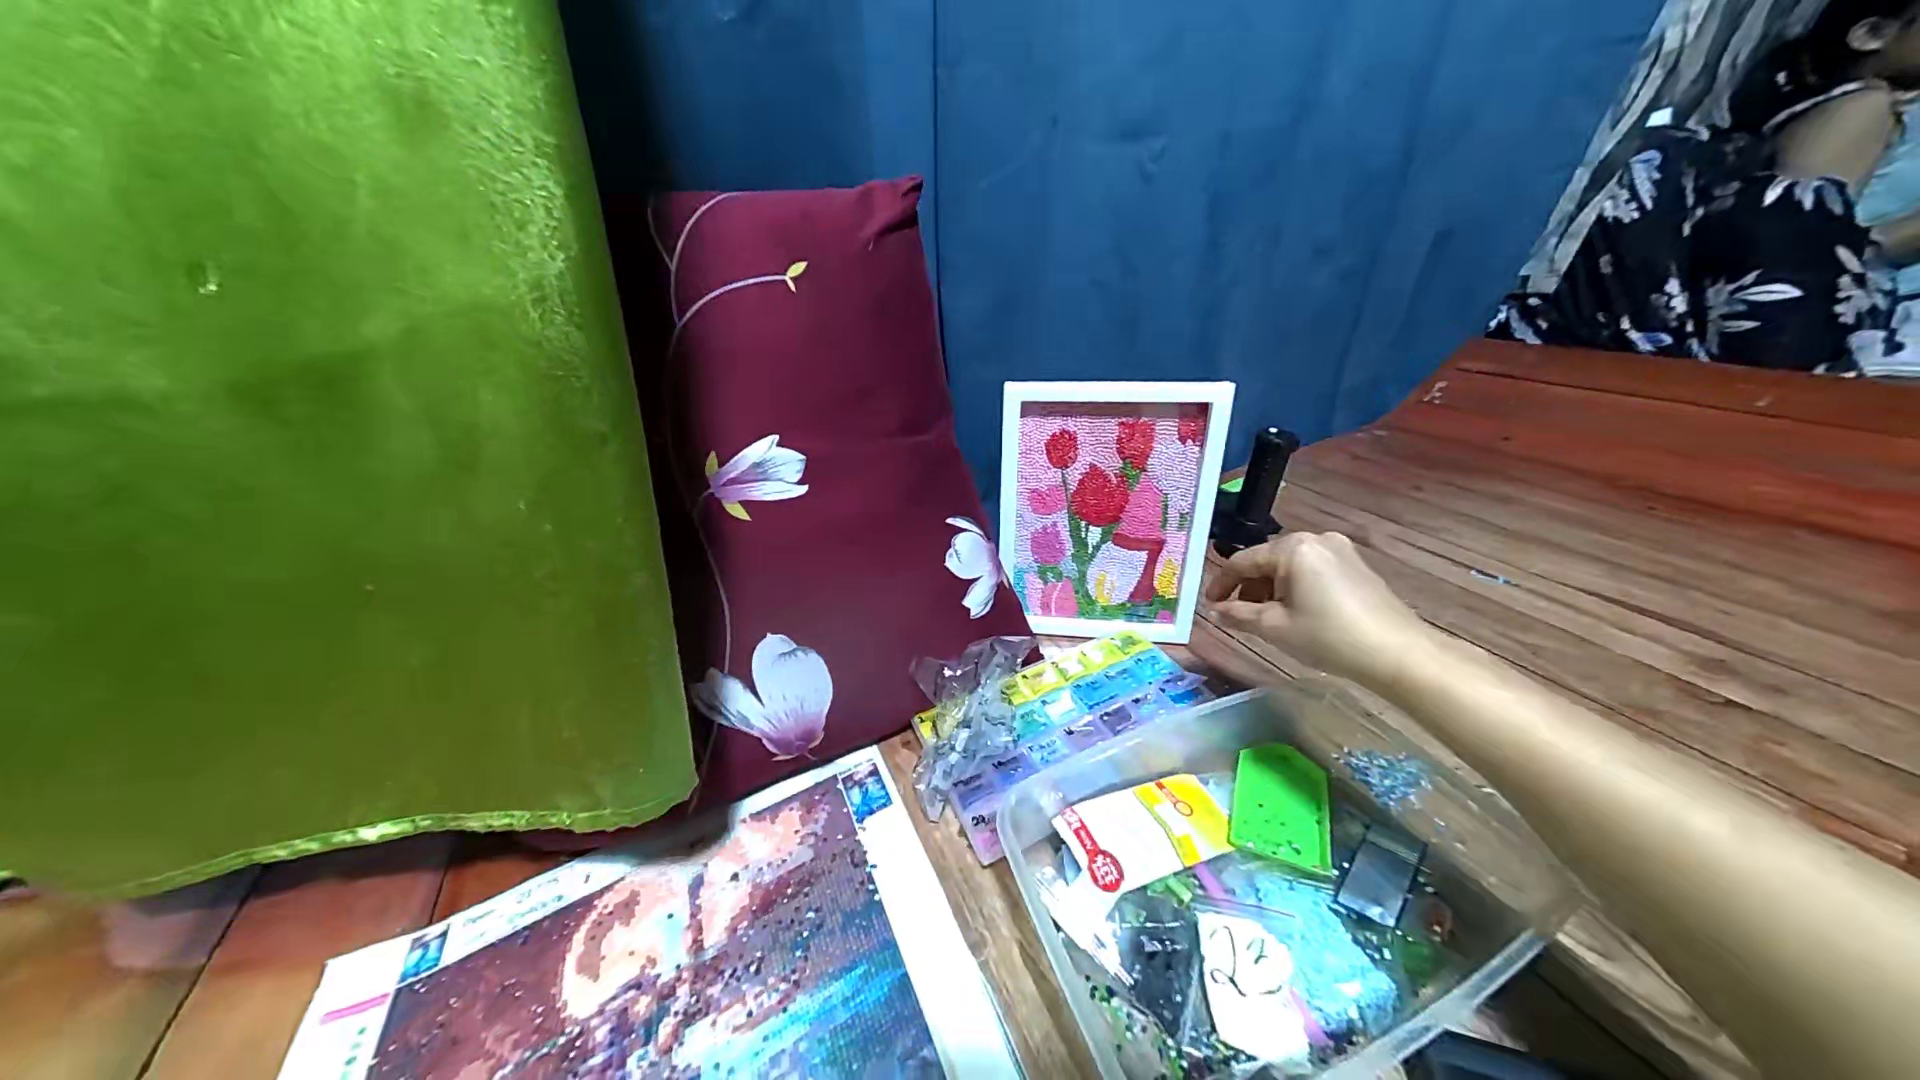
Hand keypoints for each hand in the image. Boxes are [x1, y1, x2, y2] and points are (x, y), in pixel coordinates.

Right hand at [1202, 531, 1433, 689]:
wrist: (1399, 654)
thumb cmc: (1329, 637)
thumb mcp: (1274, 627)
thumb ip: (1238, 614)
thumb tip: (1216, 611)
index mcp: (1292, 548)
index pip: (1242, 561)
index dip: (1221, 584)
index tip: (1210, 605)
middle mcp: (1316, 539)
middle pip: (1267, 560)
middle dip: (1248, 587)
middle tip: (1238, 614)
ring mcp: (1340, 550)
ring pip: (1290, 565)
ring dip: (1272, 588)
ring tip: (1267, 618)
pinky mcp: (1356, 565)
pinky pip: (1312, 570)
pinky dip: (1295, 587)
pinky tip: (1296, 612)